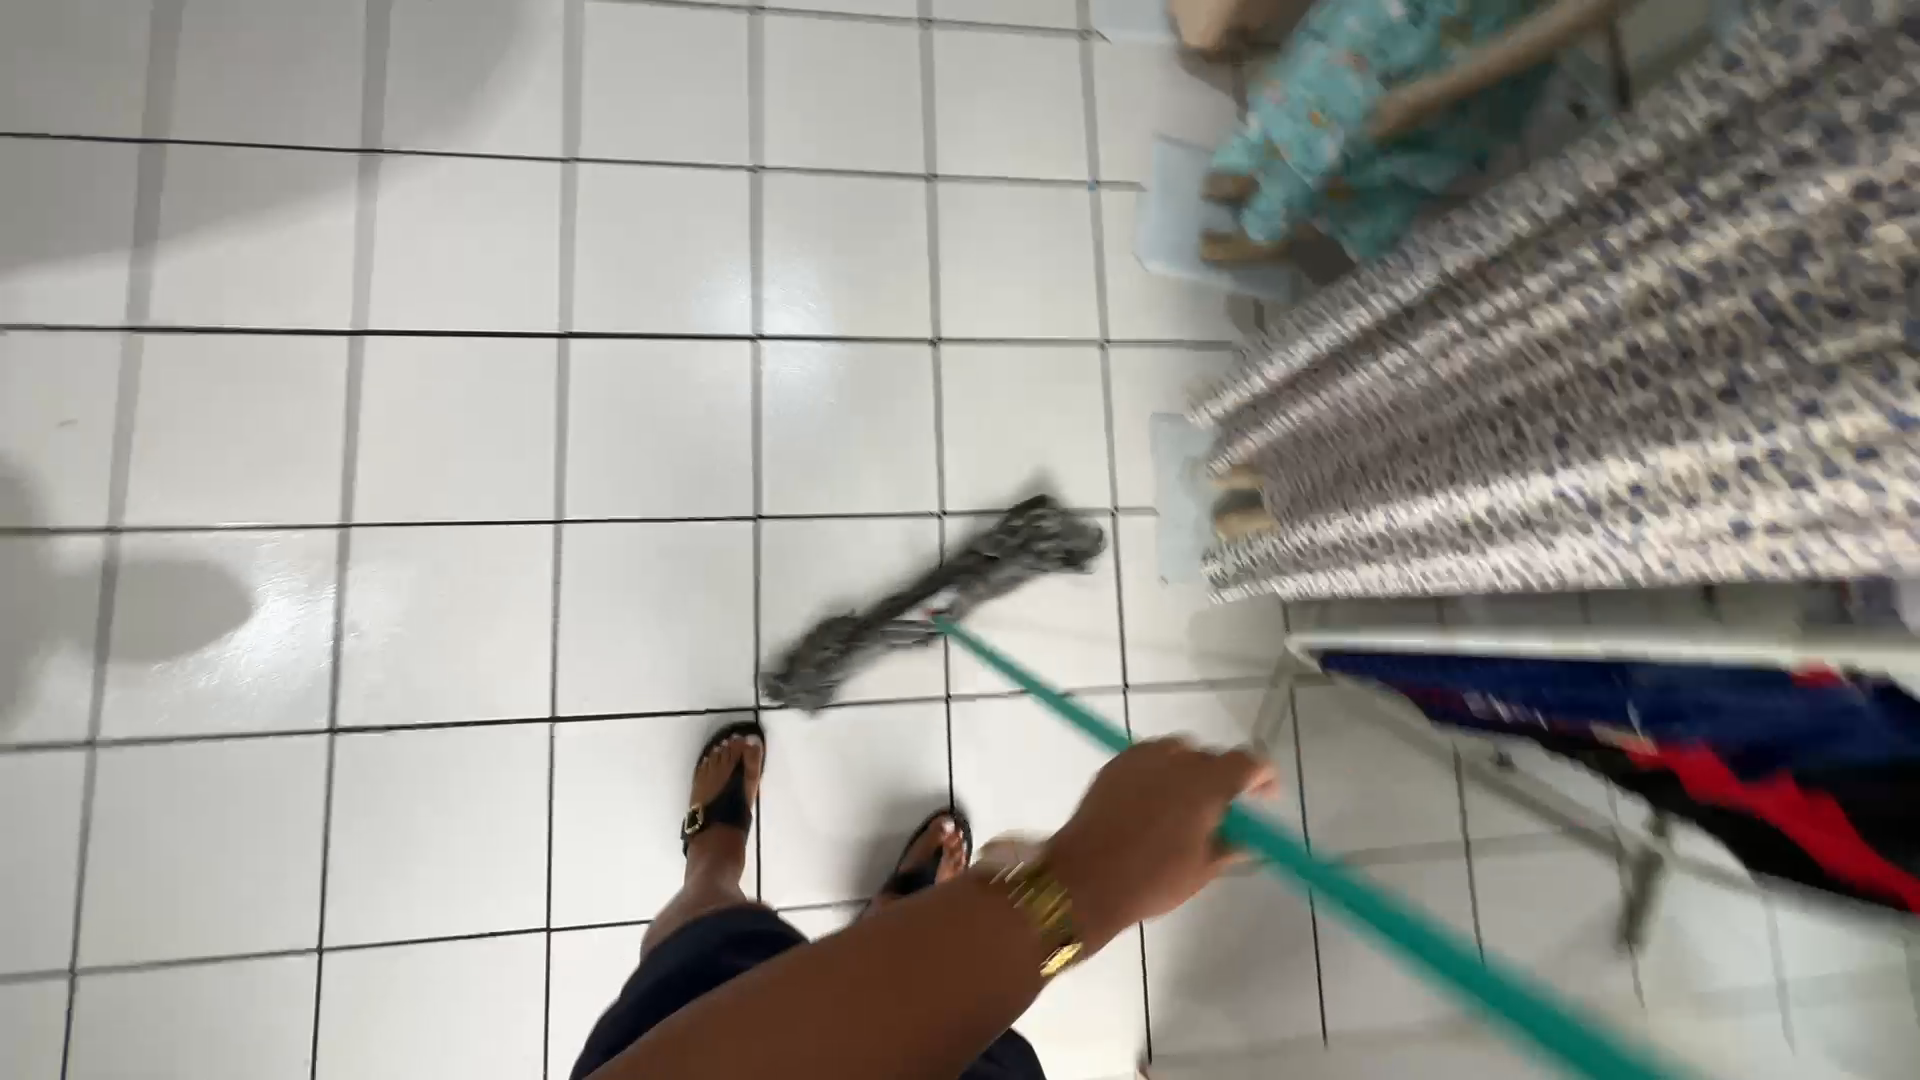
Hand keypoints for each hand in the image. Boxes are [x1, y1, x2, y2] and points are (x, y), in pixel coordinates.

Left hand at [1043, 738, 1278, 949]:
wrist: (1087, 875)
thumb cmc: (1152, 878)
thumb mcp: (1203, 869)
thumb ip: (1230, 846)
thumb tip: (1245, 838)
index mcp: (1205, 784)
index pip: (1246, 762)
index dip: (1262, 776)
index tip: (1264, 796)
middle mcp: (1175, 760)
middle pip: (1210, 757)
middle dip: (1222, 778)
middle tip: (1221, 810)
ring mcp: (1141, 757)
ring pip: (1177, 752)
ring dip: (1188, 771)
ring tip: (1184, 805)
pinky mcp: (1115, 763)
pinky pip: (1148, 757)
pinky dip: (1159, 770)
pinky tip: (1153, 800)